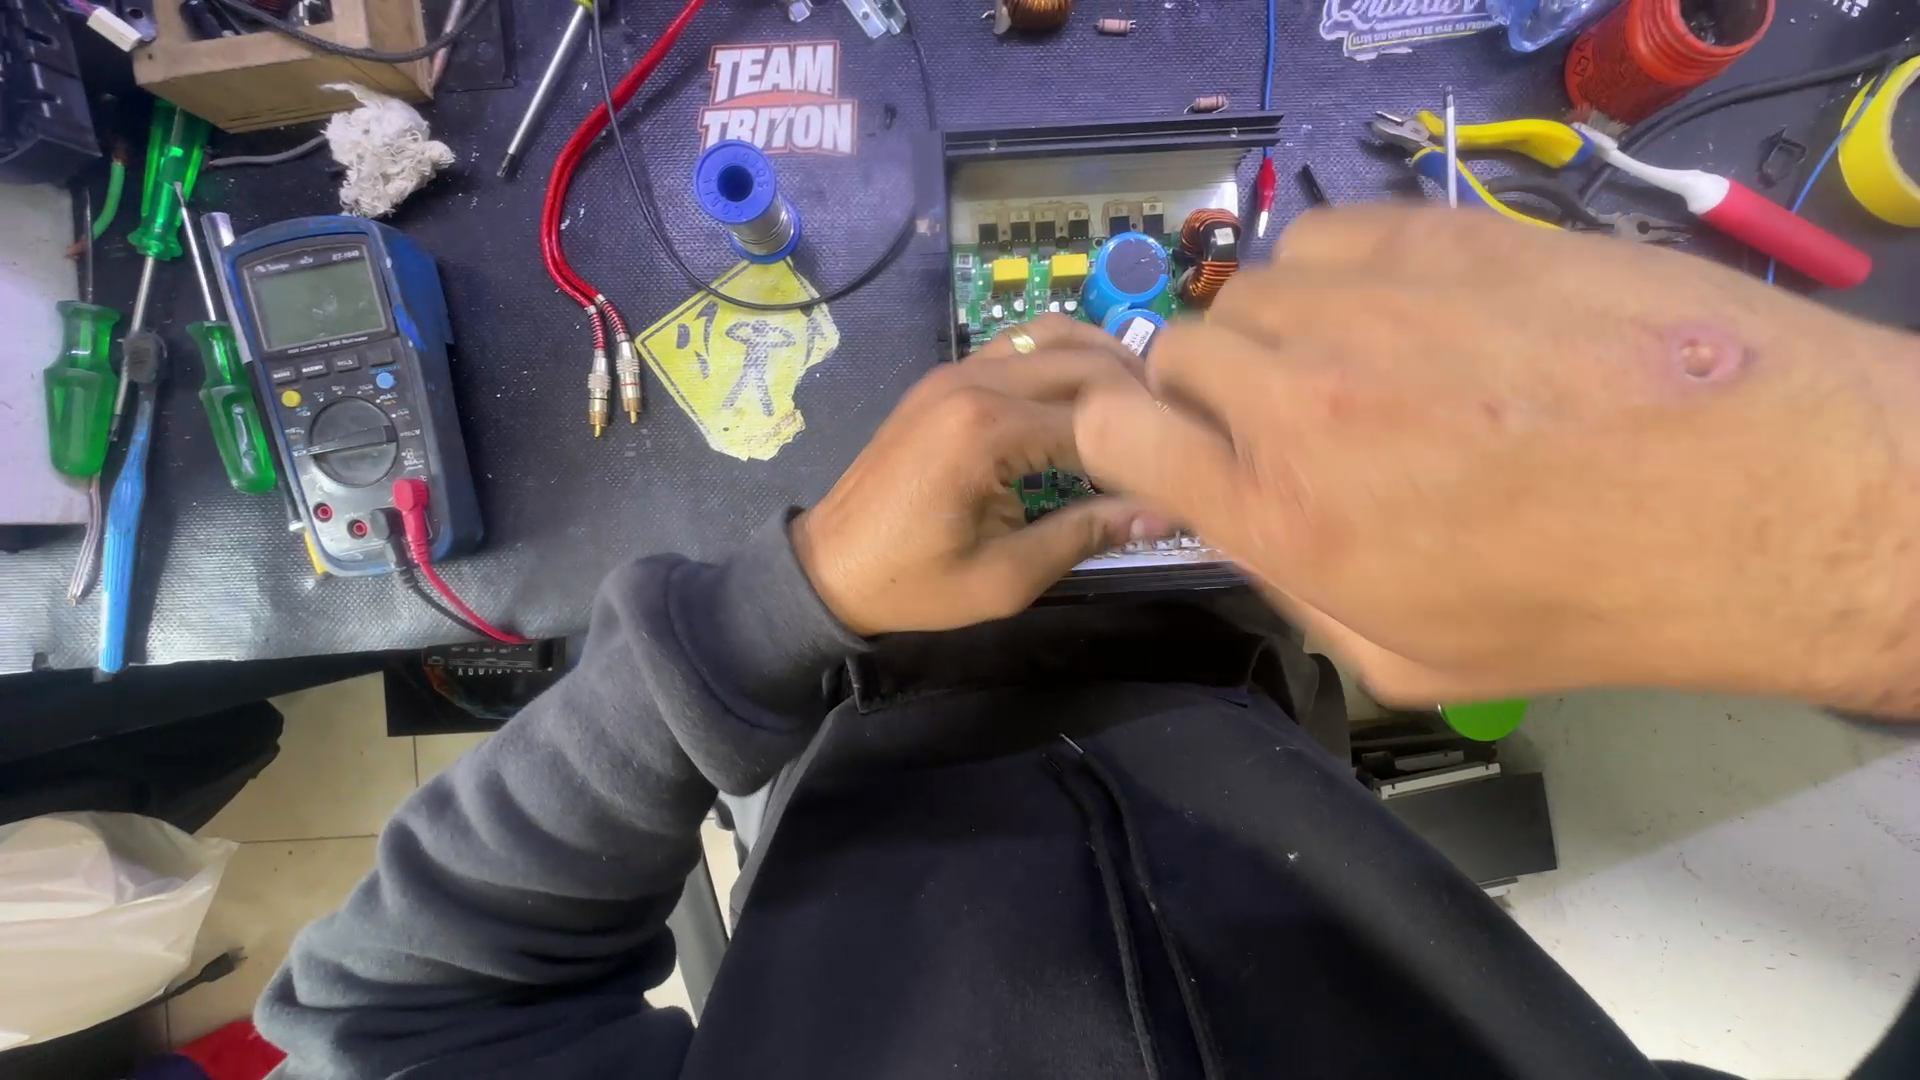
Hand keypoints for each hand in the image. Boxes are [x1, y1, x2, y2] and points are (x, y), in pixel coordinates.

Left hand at [793, 316, 1152, 636]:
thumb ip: (1085, 534)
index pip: (1098, 420)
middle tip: (1172, 438)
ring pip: (1053, 336)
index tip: (1178, 480)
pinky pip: (1017, 344)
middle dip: (1138, 395)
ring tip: (1138, 408)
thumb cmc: (915, 584)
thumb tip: (1161, 512)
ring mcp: (955, 370)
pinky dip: (1061, 357)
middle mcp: (974, 381)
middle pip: (1086, 362)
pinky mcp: (944, 376)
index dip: (1146, 450)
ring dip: (1104, 361)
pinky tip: (1083, 393)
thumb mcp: (1005, 578)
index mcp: (987, 430)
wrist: (829, 567)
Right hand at [1075, 205, 1919, 712]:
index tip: (1156, 447)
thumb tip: (1240, 523)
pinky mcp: (1437, 238)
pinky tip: (1383, 309)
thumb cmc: (1573, 606)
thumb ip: (1285, 589)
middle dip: (1197, 391)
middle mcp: (1295, 401)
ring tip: (1336, 362)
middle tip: (1266, 417)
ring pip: (1240, 294)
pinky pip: (1315, 238)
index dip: (1115, 436)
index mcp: (1276, 512)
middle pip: (1169, 354)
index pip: (1111, 432)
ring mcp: (1365, 308)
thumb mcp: (1394, 657)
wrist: (1775, 503)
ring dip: (1264, 333)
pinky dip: (1323, 275)